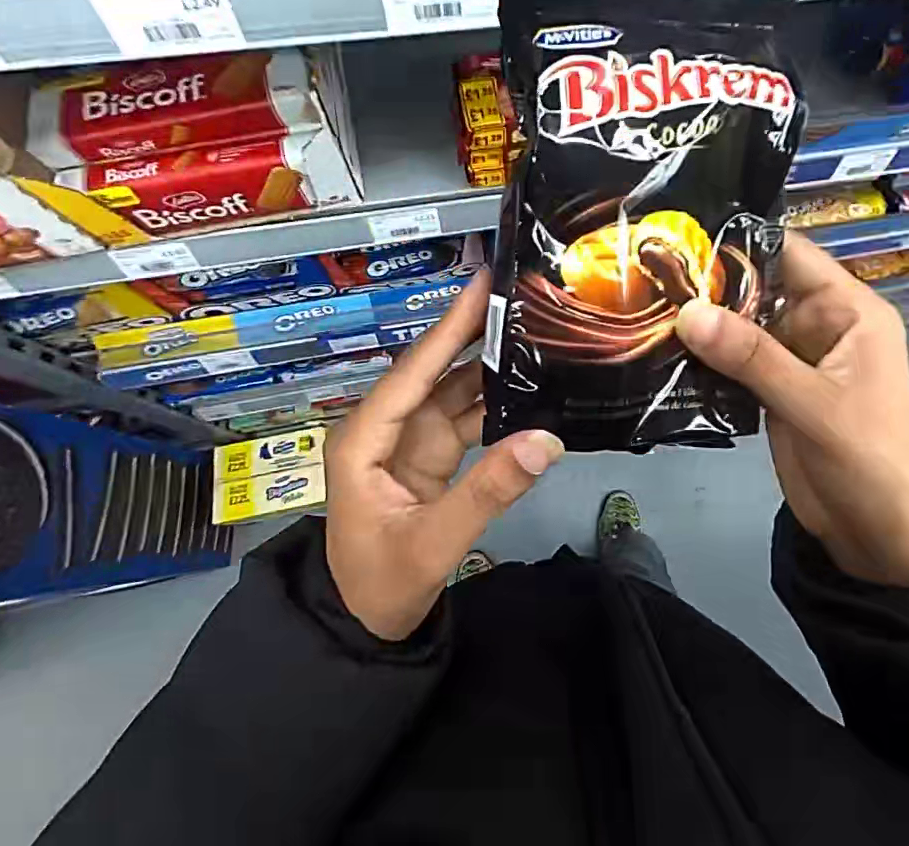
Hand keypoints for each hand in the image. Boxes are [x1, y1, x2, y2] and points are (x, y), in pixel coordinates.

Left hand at [325, 268, 565, 639]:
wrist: (363, 624)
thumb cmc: (380, 585)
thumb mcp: (433, 544)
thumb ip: (488, 492)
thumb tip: (545, 439)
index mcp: (363, 438)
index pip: (413, 372)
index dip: (449, 327)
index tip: (482, 285)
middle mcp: (384, 427)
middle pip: (433, 371)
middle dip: (472, 333)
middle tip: (517, 295)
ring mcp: (409, 439)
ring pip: (453, 391)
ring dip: (489, 365)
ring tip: (532, 333)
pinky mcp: (430, 455)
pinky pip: (465, 418)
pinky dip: (495, 403)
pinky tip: (526, 386)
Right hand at [673, 236, 908, 586]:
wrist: (876, 535)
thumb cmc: (867, 462)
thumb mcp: (815, 405)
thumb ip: (753, 357)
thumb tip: (687, 311)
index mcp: (848, 311)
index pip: (791, 254)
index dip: (741, 238)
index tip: (680, 233)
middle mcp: (817, 324)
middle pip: (756, 285)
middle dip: (706, 279)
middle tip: (644, 269)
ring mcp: (790, 356)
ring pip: (737, 321)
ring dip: (698, 318)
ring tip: (641, 301)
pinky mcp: (768, 386)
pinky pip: (729, 357)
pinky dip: (700, 352)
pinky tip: (659, 346)